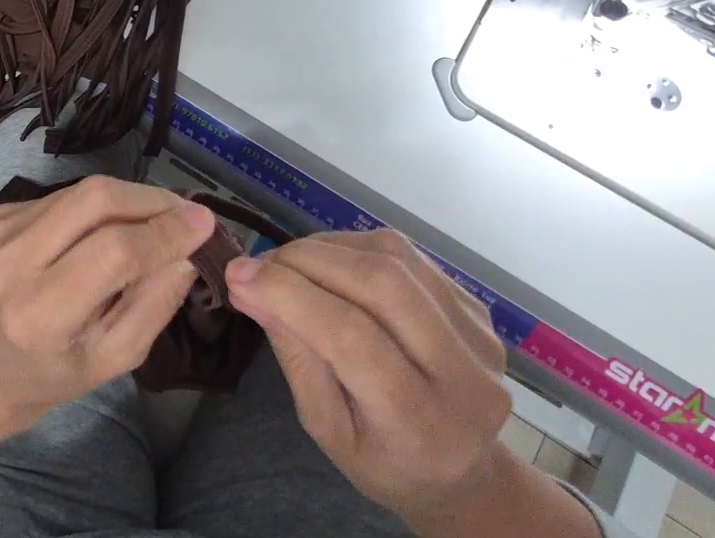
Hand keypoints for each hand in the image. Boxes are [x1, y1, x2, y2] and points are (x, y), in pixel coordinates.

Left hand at [0, 174, 213, 418]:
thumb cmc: (59, 371)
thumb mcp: (117, 357)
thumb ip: (155, 303)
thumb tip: (190, 250)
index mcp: (38, 314)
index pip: (111, 252)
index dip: (163, 232)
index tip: (205, 223)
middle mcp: (9, 263)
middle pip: (93, 200)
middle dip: (150, 200)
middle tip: (187, 212)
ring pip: (81, 191)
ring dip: (129, 199)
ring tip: (157, 221)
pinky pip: (65, 196)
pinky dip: (99, 206)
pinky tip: (109, 229)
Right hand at [227, 230, 599, 537]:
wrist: (462, 467)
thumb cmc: (383, 458)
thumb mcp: (325, 427)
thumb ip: (294, 354)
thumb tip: (248, 286)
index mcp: (422, 425)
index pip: (352, 338)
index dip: (289, 295)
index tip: (237, 274)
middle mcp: (464, 374)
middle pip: (381, 284)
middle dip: (306, 260)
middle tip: (260, 263)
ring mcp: (477, 334)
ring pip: (394, 257)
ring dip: (327, 247)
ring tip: (290, 263)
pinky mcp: (476, 305)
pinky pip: (406, 255)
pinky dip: (354, 248)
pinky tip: (330, 265)